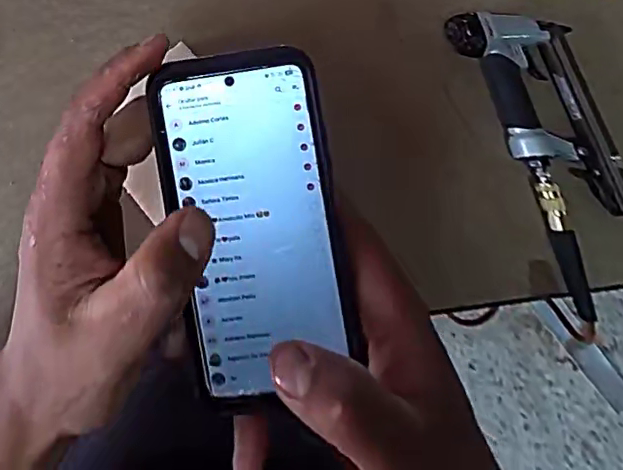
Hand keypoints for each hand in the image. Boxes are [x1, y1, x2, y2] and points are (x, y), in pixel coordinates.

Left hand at [0, 35, 211, 468]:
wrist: (43, 399)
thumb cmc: (62, 369)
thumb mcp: (114, 330)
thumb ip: (156, 278)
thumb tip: (196, 219)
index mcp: (58, 212)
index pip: (84, 124)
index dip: (117, 79)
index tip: (151, 51)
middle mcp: (68, 200)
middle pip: (106, 125)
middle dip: (144, 92)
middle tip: (187, 77)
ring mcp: (84, 208)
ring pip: (119, 145)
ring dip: (154, 122)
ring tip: (192, 109)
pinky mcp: (102, 220)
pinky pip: (130, 169)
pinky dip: (159, 152)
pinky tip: (183, 157)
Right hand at [232, 209, 496, 468]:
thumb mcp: (403, 445)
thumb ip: (353, 402)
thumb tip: (290, 358)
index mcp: (395, 323)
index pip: (354, 240)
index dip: (317, 203)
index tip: (277, 179)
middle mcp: (370, 338)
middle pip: (313, 279)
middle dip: (271, 265)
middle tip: (225, 249)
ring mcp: (351, 374)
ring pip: (293, 332)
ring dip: (257, 338)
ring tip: (219, 339)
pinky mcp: (334, 410)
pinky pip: (287, 386)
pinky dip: (259, 400)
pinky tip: (245, 430)